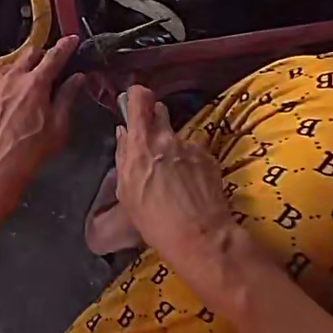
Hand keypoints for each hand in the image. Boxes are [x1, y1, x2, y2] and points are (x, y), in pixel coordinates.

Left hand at [0, 36, 86, 229]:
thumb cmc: (30, 151)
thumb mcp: (58, 126)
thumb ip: (67, 97)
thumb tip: (77, 78)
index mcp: (36, 83)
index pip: (55, 56)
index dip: (65, 46)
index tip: (71, 40)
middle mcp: (11, 78)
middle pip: (29, 53)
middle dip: (41, 55)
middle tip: (49, 66)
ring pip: (9, 67)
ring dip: (21, 71)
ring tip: (26, 87)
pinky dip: (2, 87)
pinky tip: (5, 104)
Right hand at [113, 85, 235, 269]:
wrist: (200, 236)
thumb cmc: (154, 220)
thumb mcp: (126, 191)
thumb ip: (124, 156)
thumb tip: (124, 133)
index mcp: (142, 143)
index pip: (139, 98)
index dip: (136, 96)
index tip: (133, 104)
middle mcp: (167, 137)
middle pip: (159, 111)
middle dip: (154, 121)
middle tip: (151, 144)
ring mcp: (191, 146)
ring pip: (177, 136)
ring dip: (172, 148)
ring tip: (173, 177)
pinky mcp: (209, 157)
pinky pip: (194, 152)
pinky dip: (190, 162)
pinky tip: (189, 184)